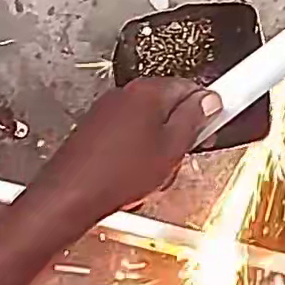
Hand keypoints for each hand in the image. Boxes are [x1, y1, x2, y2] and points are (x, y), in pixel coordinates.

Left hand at [32, 78, 220, 224]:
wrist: (69, 197)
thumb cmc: (115, 174)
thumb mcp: (172, 148)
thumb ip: (195, 120)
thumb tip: (209, 102)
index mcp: (149, 92)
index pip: (191, 87)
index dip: (208, 108)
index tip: (216, 122)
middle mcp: (126, 94)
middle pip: (169, 105)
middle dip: (181, 131)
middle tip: (183, 154)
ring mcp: (108, 111)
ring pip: (149, 123)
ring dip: (159, 146)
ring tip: (155, 172)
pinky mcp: (96, 130)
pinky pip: (129, 136)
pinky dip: (137, 154)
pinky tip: (135, 176)